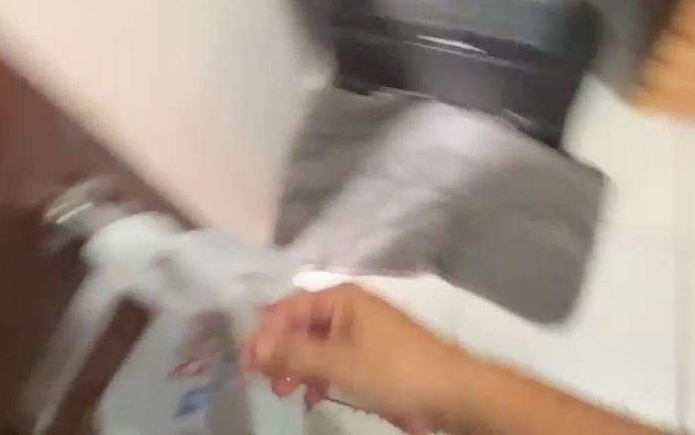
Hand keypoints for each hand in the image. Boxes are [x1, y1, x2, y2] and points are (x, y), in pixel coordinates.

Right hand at [241, 283, 479, 434]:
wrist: (450, 391)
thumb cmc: (392, 369)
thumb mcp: (337, 363)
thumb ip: (293, 354)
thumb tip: (252, 345)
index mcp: (341, 297)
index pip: (290, 307)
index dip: (264, 332)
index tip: (243, 360)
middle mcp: (349, 308)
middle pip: (302, 324)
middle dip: (279, 350)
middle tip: (262, 380)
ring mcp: (361, 331)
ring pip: (317, 344)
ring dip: (297, 365)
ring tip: (285, 391)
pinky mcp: (371, 356)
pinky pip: (334, 359)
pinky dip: (319, 375)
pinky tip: (312, 396)